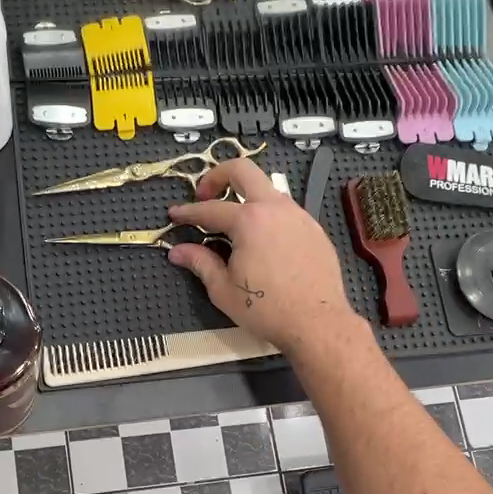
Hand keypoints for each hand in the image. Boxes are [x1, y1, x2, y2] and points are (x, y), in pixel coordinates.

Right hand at [167, 158, 362, 358]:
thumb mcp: (223, 289)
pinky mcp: (314, 229)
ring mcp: (299, 216)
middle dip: (217, 176)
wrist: (317, 322)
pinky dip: (267, 216)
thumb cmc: (266, 309)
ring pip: (267, 190)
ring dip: (246, 198)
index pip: (210, 209)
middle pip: (243, 171)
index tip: (175, 214)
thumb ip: (200, 263)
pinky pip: (285, 211)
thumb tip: (178, 251)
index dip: (188, 212)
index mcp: (249, 220)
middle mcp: (275, 208)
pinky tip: (263, 242)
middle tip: (205, 196)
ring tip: (233, 225)